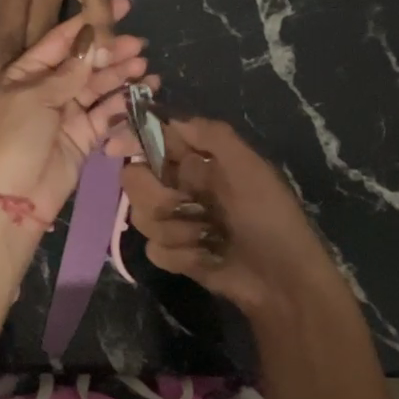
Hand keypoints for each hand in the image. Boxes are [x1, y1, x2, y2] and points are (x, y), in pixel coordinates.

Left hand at [0, 0, 151, 223]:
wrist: (16, 196)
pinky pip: (107, 111)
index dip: (89, 22)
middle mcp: (46, 88)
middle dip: (110, 50)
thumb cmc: (15, 138)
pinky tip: (144, 88)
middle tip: (138, 42)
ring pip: (98, 85)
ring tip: (144, 63)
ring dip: (121, 73)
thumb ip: (69, 70)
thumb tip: (93, 40)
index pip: (60, 40)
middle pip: (83, 62)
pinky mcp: (83, 134)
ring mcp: (66, 112)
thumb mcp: (36, 97)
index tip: (119, 5)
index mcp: (23, 73)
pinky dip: (124, 100)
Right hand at [118, 118, 344, 311]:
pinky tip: (205, 258)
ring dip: (175, 230)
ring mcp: (175, 221)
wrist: (281, 278)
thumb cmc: (269, 216)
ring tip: (208, 237)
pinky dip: (180, 256)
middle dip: (157, 197)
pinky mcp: (174, 254)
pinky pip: (153, 249)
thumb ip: (212, 135)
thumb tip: (169, 120)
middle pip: (135, 180)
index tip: (117, 148)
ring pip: (141, 217)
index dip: (132, 140)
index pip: (152, 140)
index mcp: (198, 161)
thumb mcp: (250, 167)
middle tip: (186, 205)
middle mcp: (181, 187)